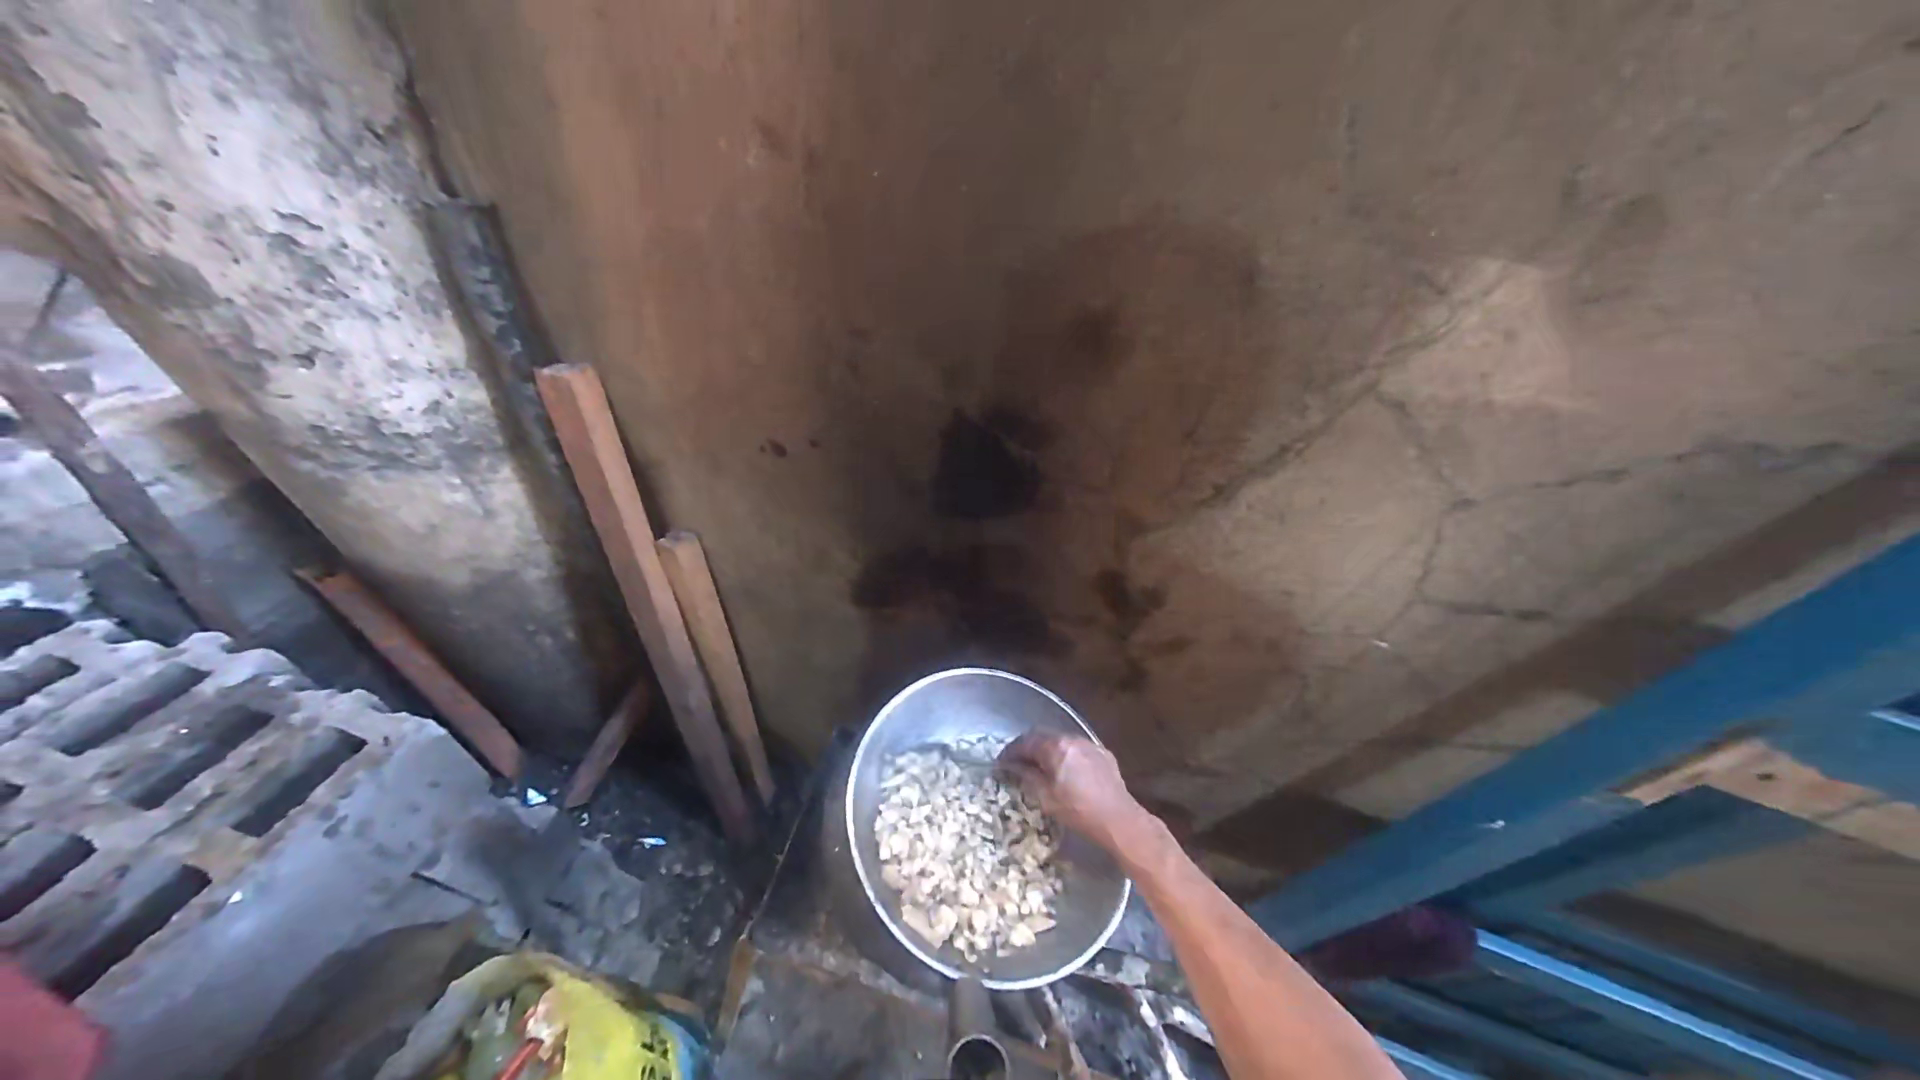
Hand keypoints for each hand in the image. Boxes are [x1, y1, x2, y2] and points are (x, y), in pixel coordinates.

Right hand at [999, 734, 1157, 854]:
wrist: (1119, 819)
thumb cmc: (1079, 811)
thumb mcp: (1046, 798)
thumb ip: (1027, 776)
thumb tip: (1012, 766)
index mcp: (1055, 747)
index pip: (1025, 742)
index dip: (1010, 751)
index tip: (1002, 763)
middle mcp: (1072, 739)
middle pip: (1043, 736)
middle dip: (1027, 747)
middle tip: (1017, 762)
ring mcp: (1089, 744)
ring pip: (1061, 740)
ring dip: (1047, 749)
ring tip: (1040, 766)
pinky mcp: (1102, 753)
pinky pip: (1077, 748)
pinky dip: (1065, 754)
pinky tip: (1065, 770)